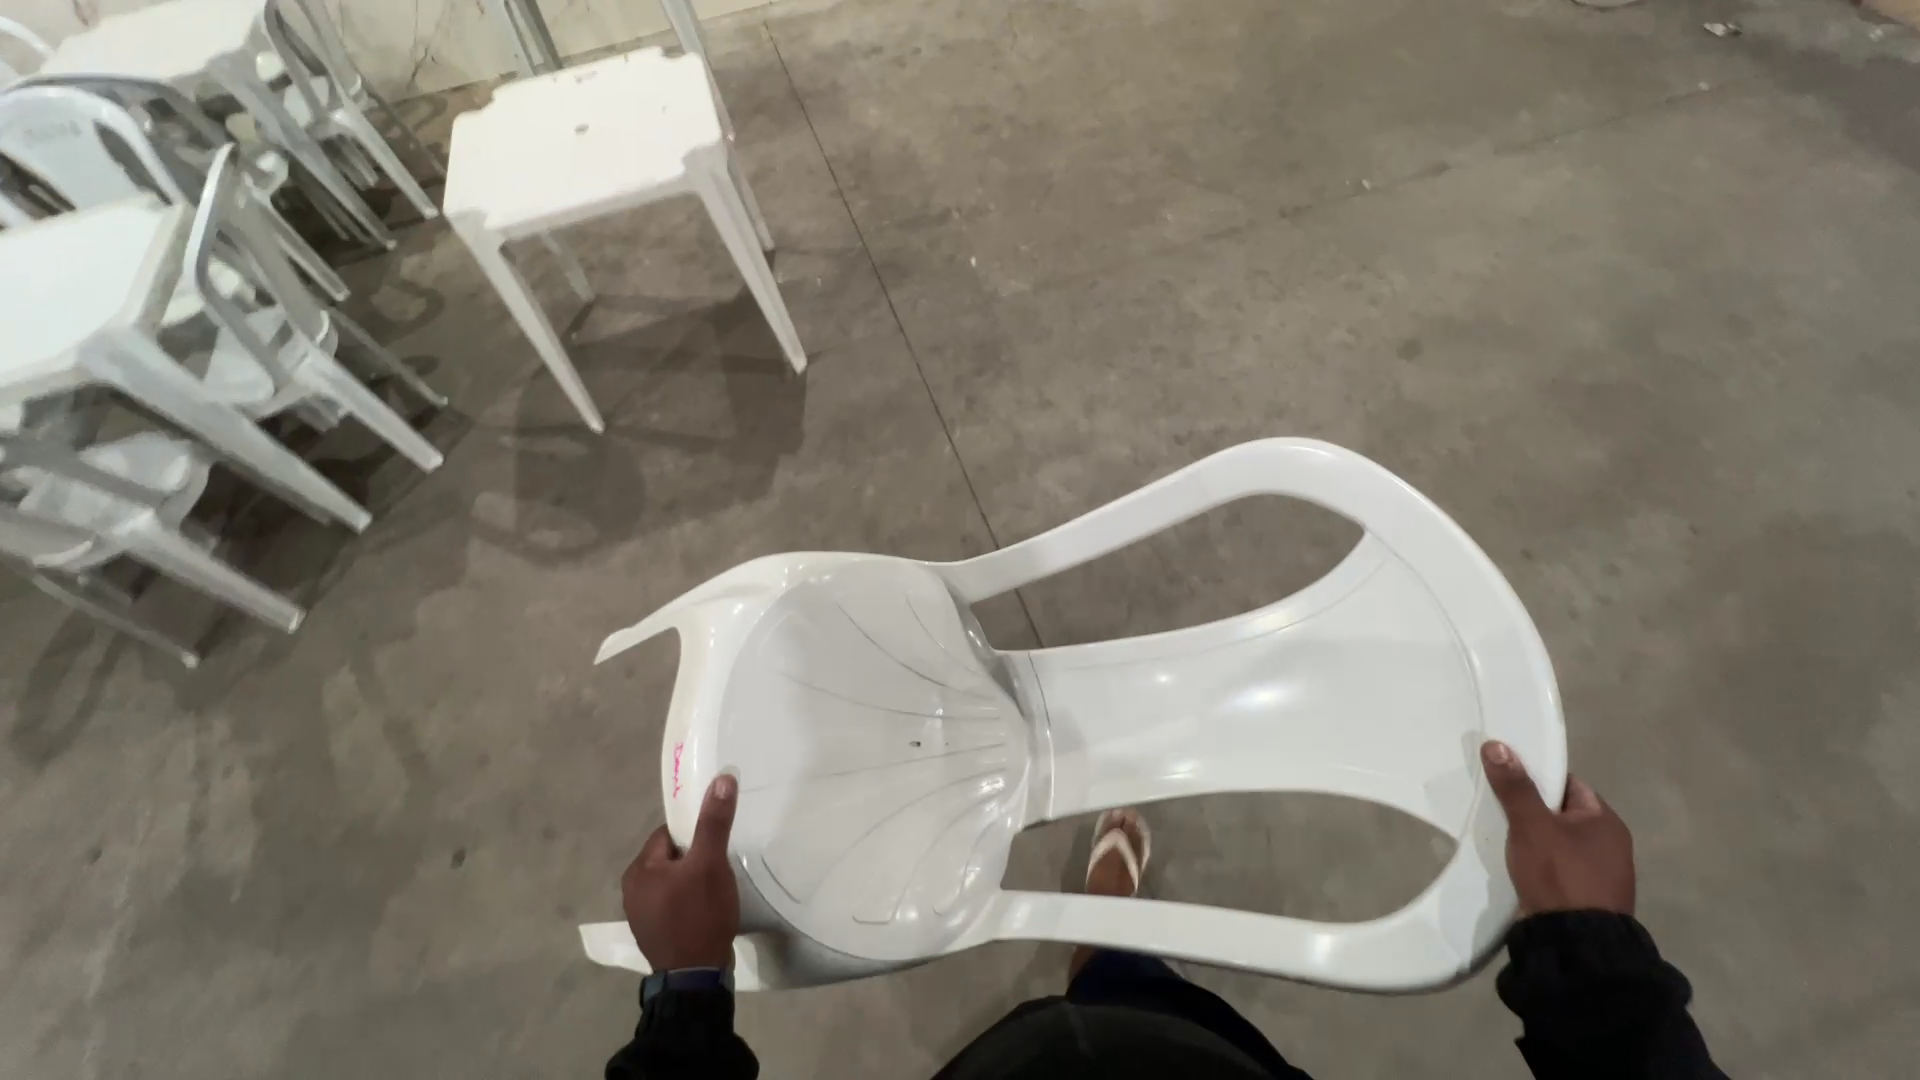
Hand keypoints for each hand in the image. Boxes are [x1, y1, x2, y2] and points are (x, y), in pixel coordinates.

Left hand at [621, 774, 740, 970]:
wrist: (697, 977)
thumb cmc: (698, 914)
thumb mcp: (710, 863)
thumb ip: (714, 822)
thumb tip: (723, 779)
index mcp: (638, 870)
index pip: (669, 833)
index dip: (695, 834)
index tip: (716, 843)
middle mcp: (633, 890)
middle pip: (673, 856)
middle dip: (697, 857)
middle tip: (720, 864)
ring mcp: (643, 915)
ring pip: (675, 880)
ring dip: (695, 878)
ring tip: (717, 886)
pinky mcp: (657, 933)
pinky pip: (676, 902)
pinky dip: (692, 899)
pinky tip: (709, 907)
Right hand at [1481, 741, 1634, 915]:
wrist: (1575, 940)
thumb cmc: (1560, 874)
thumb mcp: (1532, 825)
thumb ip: (1515, 787)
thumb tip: (1496, 745)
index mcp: (1606, 822)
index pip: (1569, 784)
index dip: (1537, 777)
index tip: (1506, 778)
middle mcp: (1608, 844)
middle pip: (1559, 811)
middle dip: (1528, 806)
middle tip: (1494, 801)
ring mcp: (1597, 871)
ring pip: (1554, 838)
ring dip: (1528, 834)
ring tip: (1497, 829)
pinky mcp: (1580, 892)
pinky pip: (1552, 861)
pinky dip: (1532, 856)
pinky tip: (1510, 858)